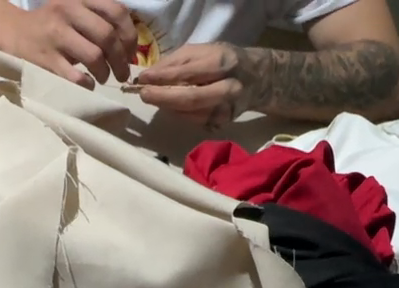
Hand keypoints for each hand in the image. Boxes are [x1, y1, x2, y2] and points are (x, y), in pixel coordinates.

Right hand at [0, 0, 136, 85]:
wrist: (13, 33)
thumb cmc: (51, 26)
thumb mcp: (74, 11)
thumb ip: (98, 20)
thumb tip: (128, 48)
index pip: (117, 11)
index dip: (130, 36)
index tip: (131, 53)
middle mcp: (69, 11)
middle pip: (108, 36)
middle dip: (121, 60)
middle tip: (121, 74)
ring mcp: (56, 35)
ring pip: (95, 56)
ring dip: (105, 73)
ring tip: (102, 78)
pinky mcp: (47, 59)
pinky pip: (76, 76)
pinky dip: (87, 84)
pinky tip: (87, 84)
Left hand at [131, 43, 249, 126]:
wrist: (255, 81)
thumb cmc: (224, 61)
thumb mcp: (204, 51)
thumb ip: (178, 62)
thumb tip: (151, 75)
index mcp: (224, 63)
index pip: (190, 73)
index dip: (164, 77)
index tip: (143, 78)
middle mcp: (227, 89)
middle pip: (191, 99)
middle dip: (163, 97)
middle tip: (144, 94)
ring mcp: (225, 111)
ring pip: (189, 113)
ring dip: (167, 106)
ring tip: (153, 98)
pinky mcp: (221, 125)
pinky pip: (193, 121)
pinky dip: (177, 113)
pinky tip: (170, 106)